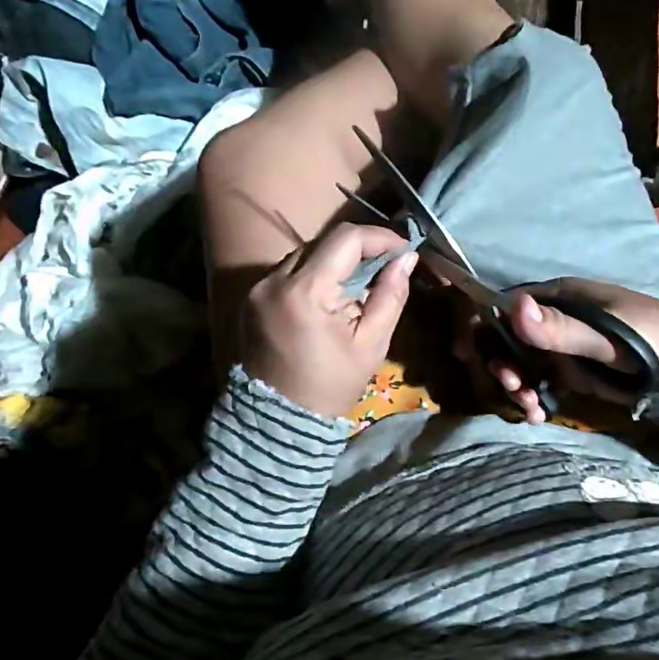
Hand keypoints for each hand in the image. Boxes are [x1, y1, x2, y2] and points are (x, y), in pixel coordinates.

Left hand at [241, 224, 416, 416]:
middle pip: (324, 243)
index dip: (380, 237)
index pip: (346, 239)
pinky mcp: (252, 298)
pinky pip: (289, 273)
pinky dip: (315, 276)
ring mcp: (257, 287)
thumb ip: (390, 296)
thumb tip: (407, 258)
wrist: (278, 422)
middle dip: (360, 249)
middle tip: (387, 267)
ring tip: (360, 286)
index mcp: (305, 292)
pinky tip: (331, 299)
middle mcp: (274, 280)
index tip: (404, 250)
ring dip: (336, 263)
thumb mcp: (371, 344)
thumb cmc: (331, 386)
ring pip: (306, 255)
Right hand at [482, 277, 658, 424]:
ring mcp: (561, 345)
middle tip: (515, 390)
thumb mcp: (608, 336)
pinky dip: (534, 398)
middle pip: (507, 339)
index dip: (482, 328)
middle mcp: (553, 318)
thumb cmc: (651, 339)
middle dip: (502, 366)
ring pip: (521, 364)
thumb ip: (562, 329)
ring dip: (517, 386)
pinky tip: (538, 415)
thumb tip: (513, 307)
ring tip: (531, 409)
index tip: (471, 356)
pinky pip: (540, 381)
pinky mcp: (570, 368)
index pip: (504, 306)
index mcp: (558, 297)